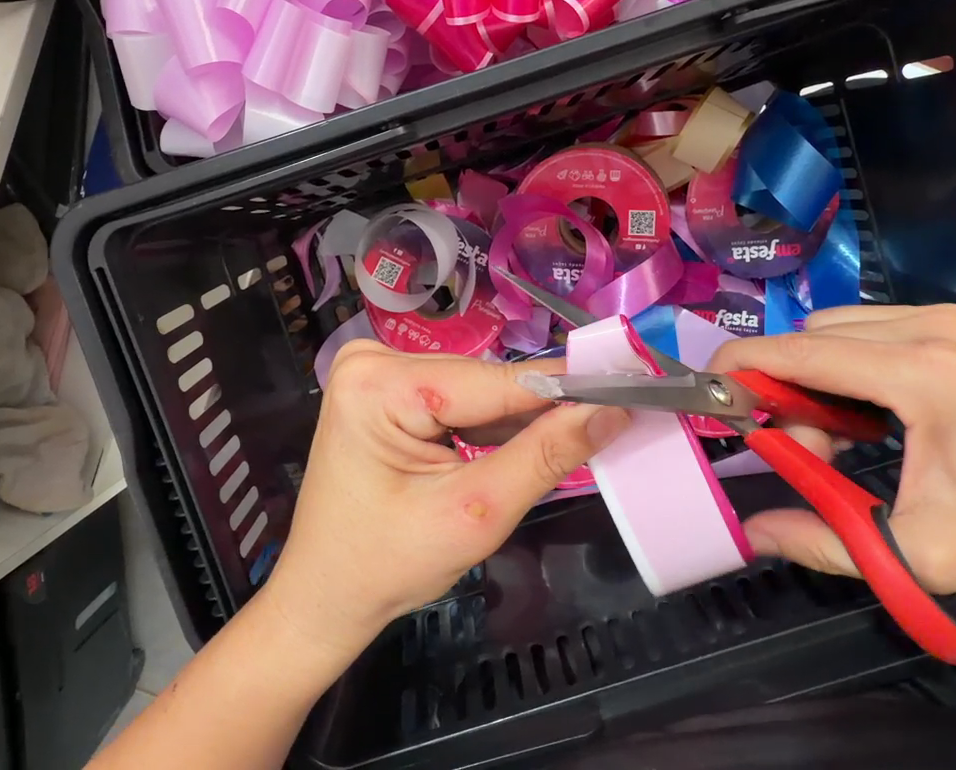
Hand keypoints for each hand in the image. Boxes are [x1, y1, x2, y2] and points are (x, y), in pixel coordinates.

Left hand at [258, 340, 630, 656]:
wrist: (324, 596)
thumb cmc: (387, 565)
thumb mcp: (475, 515)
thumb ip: (544, 457)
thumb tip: (611, 408)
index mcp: (379, 383)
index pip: (494, 381)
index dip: (567, 389)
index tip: (632, 388)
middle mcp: (372, 359)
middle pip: (485, 382)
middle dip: (540, 413)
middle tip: (610, 426)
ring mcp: (374, 372)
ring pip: (476, 389)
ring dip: (517, 422)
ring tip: (571, 441)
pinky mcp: (384, 390)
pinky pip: (455, 399)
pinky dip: (488, 426)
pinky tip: (518, 447)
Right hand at [710, 304, 955, 594]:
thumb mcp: (918, 556)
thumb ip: (825, 543)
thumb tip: (752, 530)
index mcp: (929, 376)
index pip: (805, 352)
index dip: (745, 366)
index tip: (709, 391)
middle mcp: (934, 329)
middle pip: (812, 339)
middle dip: (788, 391)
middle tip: (811, 455)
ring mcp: (944, 318)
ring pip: (830, 331)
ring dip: (813, 380)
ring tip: (842, 441)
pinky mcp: (949, 321)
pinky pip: (859, 329)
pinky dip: (841, 368)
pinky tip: (865, 416)